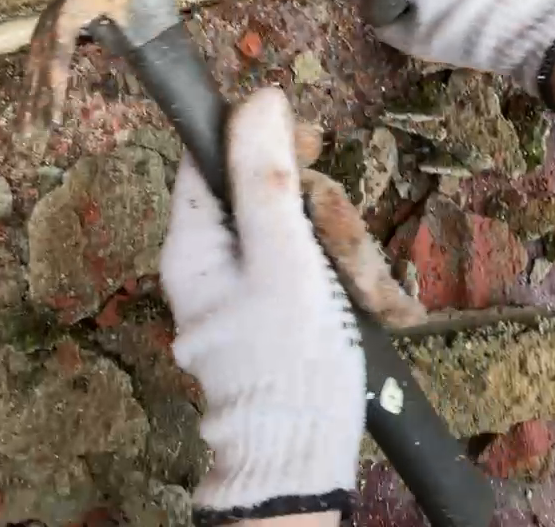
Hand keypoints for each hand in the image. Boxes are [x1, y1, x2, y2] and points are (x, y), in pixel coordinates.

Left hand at [158, 88, 363, 523]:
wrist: (304, 457)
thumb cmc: (288, 356)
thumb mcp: (282, 258)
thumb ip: (267, 179)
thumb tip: (261, 97)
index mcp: (192, 242)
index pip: (210, 154)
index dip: (257, 138)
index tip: (305, 148)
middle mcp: (208, 259)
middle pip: (261, 189)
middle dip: (312, 205)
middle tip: (338, 232)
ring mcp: (242, 284)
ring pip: (293, 225)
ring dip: (336, 243)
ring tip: (359, 286)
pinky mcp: (274, 305)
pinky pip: (307, 261)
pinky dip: (338, 271)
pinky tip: (361, 298)